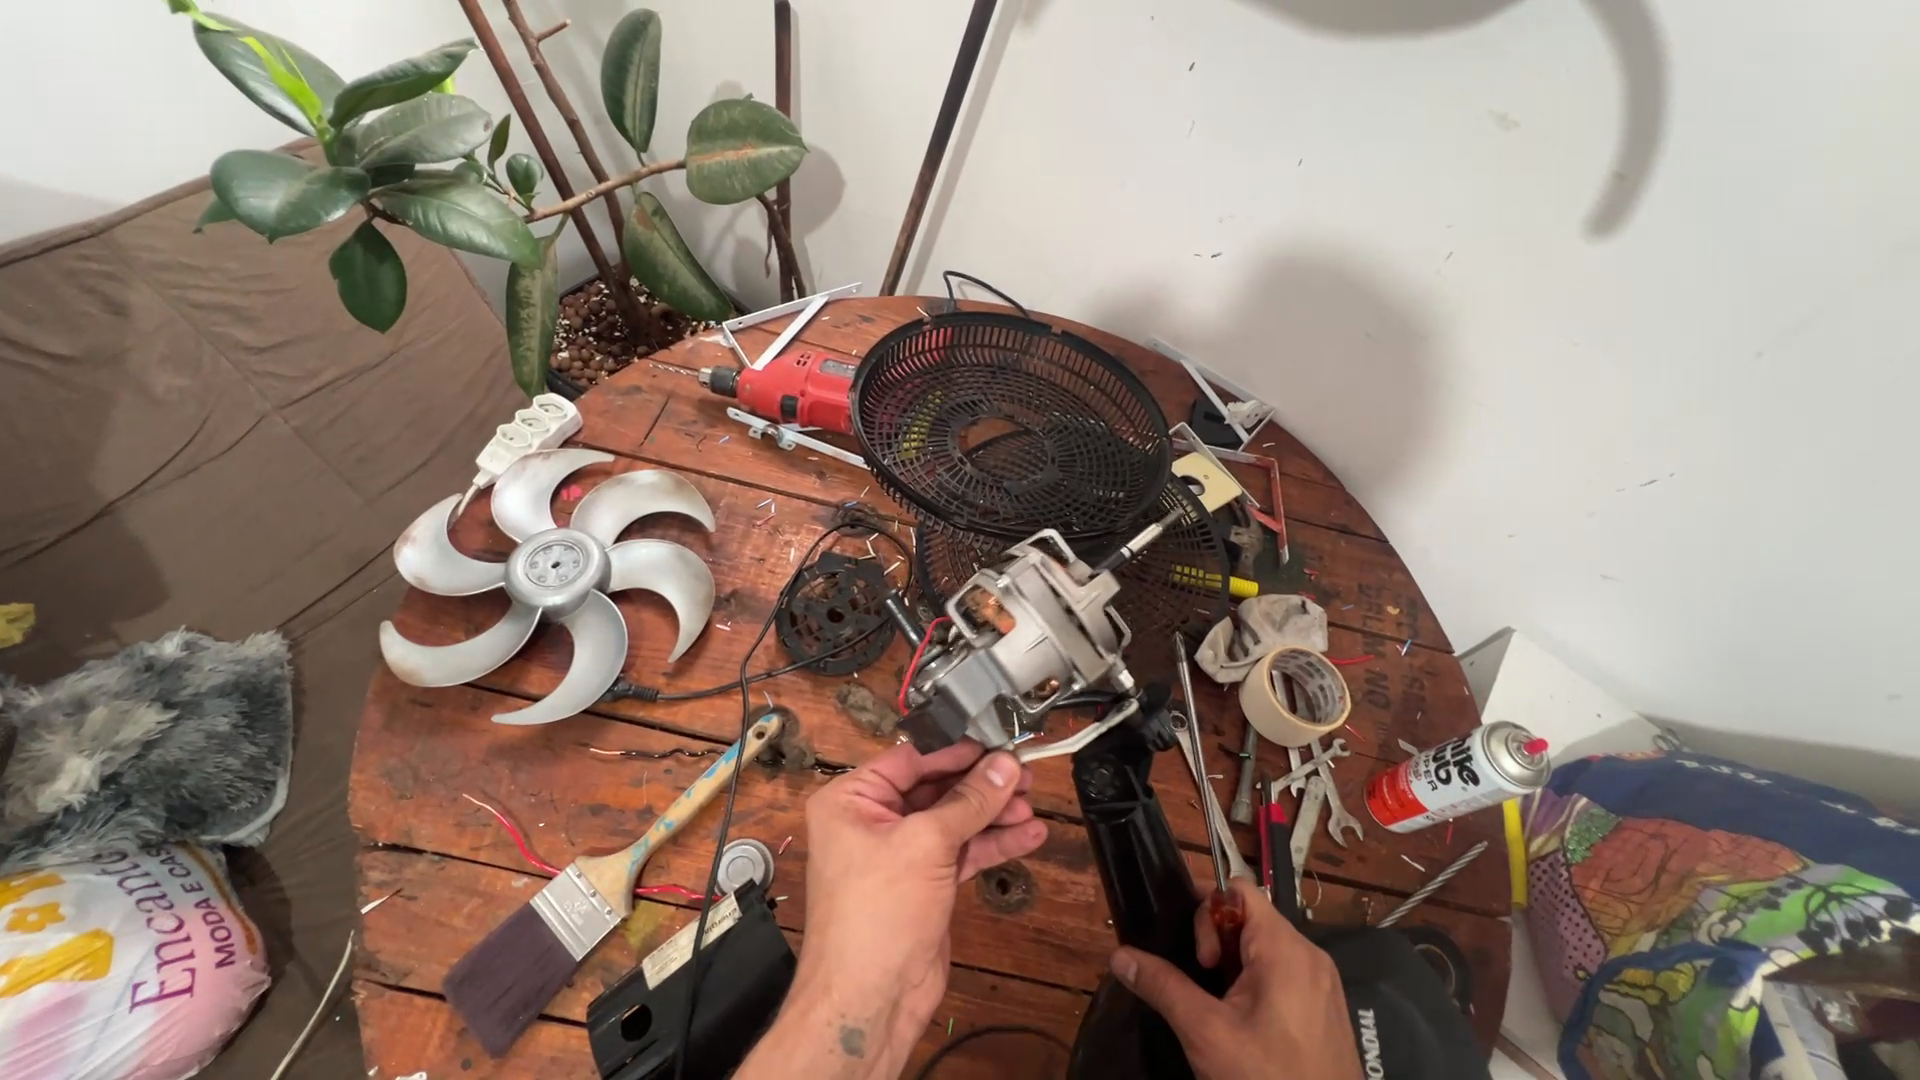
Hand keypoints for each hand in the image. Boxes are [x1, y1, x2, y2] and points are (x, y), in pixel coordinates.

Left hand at [739, 740, 1047, 1078]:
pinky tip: (1028, 834)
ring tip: (1032, 804)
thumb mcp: (926, 844)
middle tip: (1024, 774)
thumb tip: (1005, 765)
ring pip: (954, 820)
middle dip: (982, 785)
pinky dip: (993, 843)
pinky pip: (963, 851)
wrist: (871, 1000)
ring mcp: (900, 853)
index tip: (997, 744)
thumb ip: (970, 801)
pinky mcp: (925, 881)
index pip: (912, 759)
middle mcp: (872, 820)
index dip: (957, 752)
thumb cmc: (877, 914)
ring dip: (993, 813)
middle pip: (937, 788)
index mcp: (852, 799)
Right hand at [1110, 878, 1362, 1079]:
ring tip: (1219, 1008)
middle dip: (1216, 941)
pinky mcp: (1325, 1009)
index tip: (1199, 958)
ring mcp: (1321, 983)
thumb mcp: (1206, 1033)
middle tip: (1204, 986)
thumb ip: (1163, 986)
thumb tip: (1119, 956)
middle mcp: (1309, 955)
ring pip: (1264, 947)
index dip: (1206, 910)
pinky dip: (1255, 984)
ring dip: (1233, 965)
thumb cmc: (1267, 1078)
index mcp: (1285, 948)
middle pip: (1250, 916)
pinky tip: (1243, 1023)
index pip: (1238, 889)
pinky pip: (1283, 973)